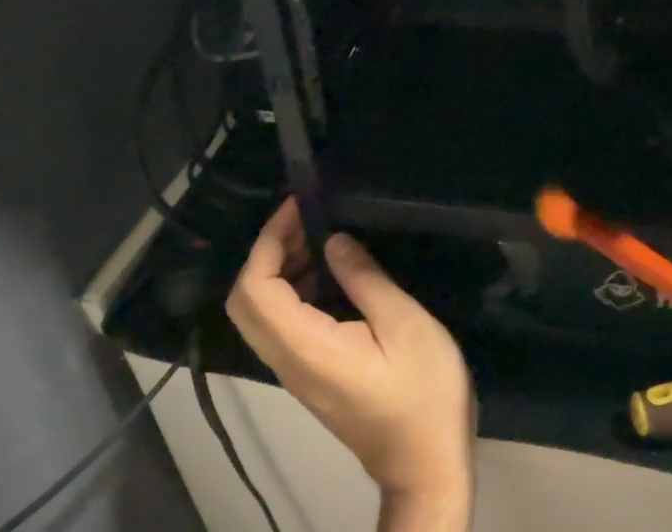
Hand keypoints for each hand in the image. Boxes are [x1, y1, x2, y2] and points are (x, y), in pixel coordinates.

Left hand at [226, 200, 473, 509]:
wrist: (426, 464)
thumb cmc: (423, 393)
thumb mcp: (406, 325)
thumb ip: (364, 279)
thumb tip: (332, 241)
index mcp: (306, 346)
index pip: (255, 288)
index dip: (268, 241)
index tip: (297, 207)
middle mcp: (287, 361)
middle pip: (245, 302)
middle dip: (267, 251)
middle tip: (306, 220)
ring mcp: (295, 373)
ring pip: (259, 315)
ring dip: (278, 269)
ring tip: (320, 237)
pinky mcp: (309, 378)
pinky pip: (280, 327)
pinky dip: (291, 291)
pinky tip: (328, 274)